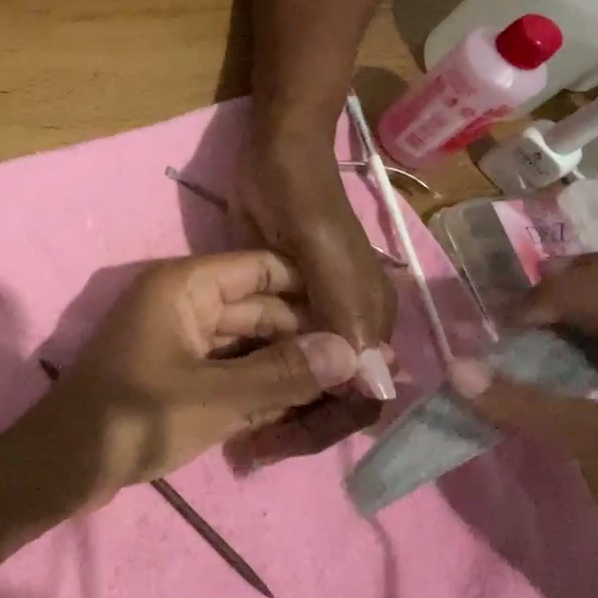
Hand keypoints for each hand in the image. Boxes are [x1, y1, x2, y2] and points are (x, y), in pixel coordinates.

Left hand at [23, 252, 363, 506]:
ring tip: (345, 399)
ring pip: (250, 345)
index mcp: (185, 285)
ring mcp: (181, 339)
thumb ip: (284, 372)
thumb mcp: (215, 396)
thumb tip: (350, 353)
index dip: (313, 292)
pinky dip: (261, 389)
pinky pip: (232, 370)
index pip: (263, 269)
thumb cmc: (133, 417)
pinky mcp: (179, 374)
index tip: (362, 322)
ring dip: (288, 370)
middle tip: (365, 376)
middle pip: (261, 311)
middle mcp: (186, 302)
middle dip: (308, 341)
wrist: (63, 464)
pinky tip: (302, 414)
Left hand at [224, 132, 398, 470]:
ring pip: (289, 368)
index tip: (284, 441)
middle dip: (292, 415)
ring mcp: (306, 305)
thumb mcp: (314, 257)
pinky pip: (266, 347)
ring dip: (269, 397)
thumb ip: (327, 325)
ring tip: (237, 432)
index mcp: (360, 314)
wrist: (272, 148)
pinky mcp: (275, 298)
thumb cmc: (295, 199)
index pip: (357, 381)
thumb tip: (370, 393)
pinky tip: (227, 392)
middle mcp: (339, 314)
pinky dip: (252, 371)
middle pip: (319, 381)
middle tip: (253, 448)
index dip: (325, 414)